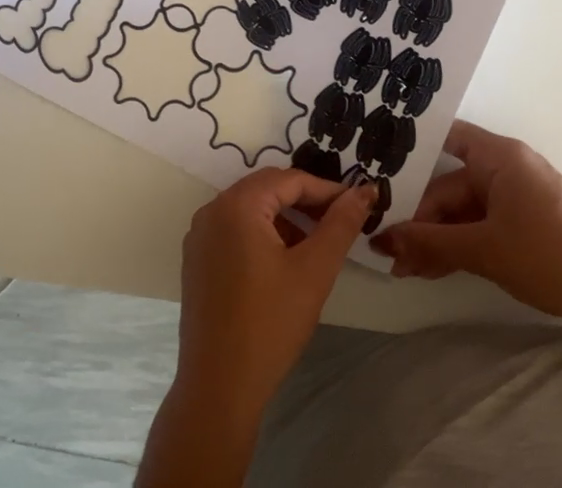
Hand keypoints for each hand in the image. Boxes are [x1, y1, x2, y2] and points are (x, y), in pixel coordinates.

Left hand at [174, 169, 375, 408]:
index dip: (326, 189)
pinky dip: (263, 236)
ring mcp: (199, 237)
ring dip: (285, 219)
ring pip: (250, 211)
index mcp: (236, 205)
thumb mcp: (314, 270)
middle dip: (305, 201)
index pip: (288, 179)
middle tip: (341, 222)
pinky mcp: (197, 262)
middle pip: (266, 190)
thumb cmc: (271, 322)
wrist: (220, 382)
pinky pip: (234, 232)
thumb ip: (341, 224)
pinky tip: (285, 264)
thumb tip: (364, 191)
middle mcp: (211, 211)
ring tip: (318, 245)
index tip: (358, 205)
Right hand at [369, 121, 561, 329]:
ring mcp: (517, 195)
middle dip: (418, 218)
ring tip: (404, 268)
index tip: (373, 169)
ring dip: (435, 238)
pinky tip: (432, 268)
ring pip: (462, 210)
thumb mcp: (483, 251)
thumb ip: (428, 243)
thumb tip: (381, 240)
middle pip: (447, 184)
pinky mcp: (525, 221)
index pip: (444, 137)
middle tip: (386, 250)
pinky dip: (459, 244)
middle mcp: (506, 167)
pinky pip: (480, 223)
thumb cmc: (552, 257)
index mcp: (499, 157)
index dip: (408, 151)